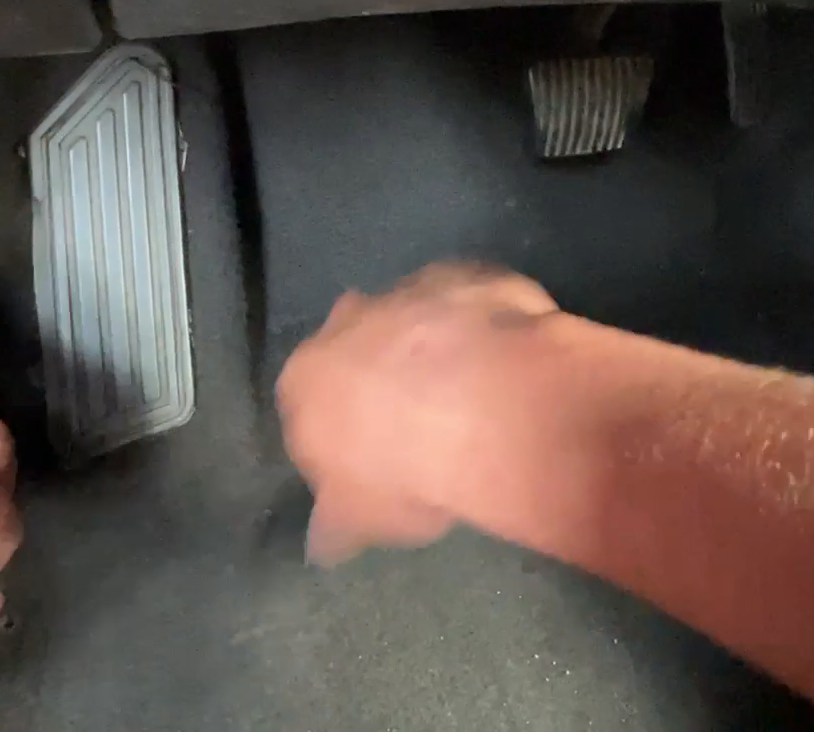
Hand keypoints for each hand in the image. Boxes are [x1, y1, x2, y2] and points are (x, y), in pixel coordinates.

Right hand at [277, 264, 556, 565]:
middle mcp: (347, 320)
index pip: (311, 405)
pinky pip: (470, 298)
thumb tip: (324, 541)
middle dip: (384, 371)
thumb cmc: (405, 470)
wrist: (485, 403)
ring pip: (416, 315)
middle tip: (427, 414)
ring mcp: (408, 288)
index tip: (378, 457)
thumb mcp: (358, 522)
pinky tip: (509, 356)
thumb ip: (335, 524)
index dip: (345, 431)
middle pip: (359, 345)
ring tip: (479, 388)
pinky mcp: (466, 273)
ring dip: (436, 342)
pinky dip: (483, 319)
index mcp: (305, 377)